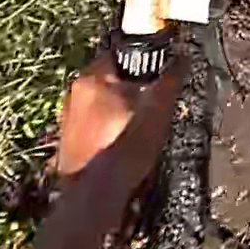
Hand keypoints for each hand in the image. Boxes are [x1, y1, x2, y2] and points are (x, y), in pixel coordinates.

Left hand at [54, 54, 182, 178]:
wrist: (95, 195)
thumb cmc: (127, 141)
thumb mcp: (160, 106)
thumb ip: (172, 77)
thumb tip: (183, 57)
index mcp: (92, 76)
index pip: (123, 53)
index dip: (146, 60)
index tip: (161, 74)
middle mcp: (73, 92)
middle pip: (113, 77)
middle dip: (135, 85)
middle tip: (155, 101)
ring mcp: (67, 117)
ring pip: (104, 100)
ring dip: (123, 106)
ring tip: (143, 124)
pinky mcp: (66, 140)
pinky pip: (95, 120)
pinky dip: (111, 123)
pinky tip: (125, 140)